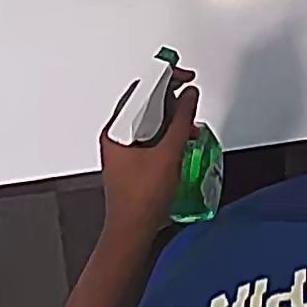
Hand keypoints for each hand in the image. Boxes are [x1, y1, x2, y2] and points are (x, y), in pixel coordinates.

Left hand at [97, 68, 198, 235]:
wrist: (134, 231)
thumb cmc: (143, 196)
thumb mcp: (168, 152)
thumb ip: (181, 120)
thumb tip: (190, 95)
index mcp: (116, 131)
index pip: (141, 91)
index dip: (165, 79)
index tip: (185, 76)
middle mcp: (117, 137)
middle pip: (145, 104)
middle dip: (171, 98)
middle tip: (190, 93)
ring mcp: (125, 149)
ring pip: (151, 119)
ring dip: (173, 117)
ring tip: (190, 122)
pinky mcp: (134, 159)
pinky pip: (153, 134)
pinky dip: (170, 131)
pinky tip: (185, 138)